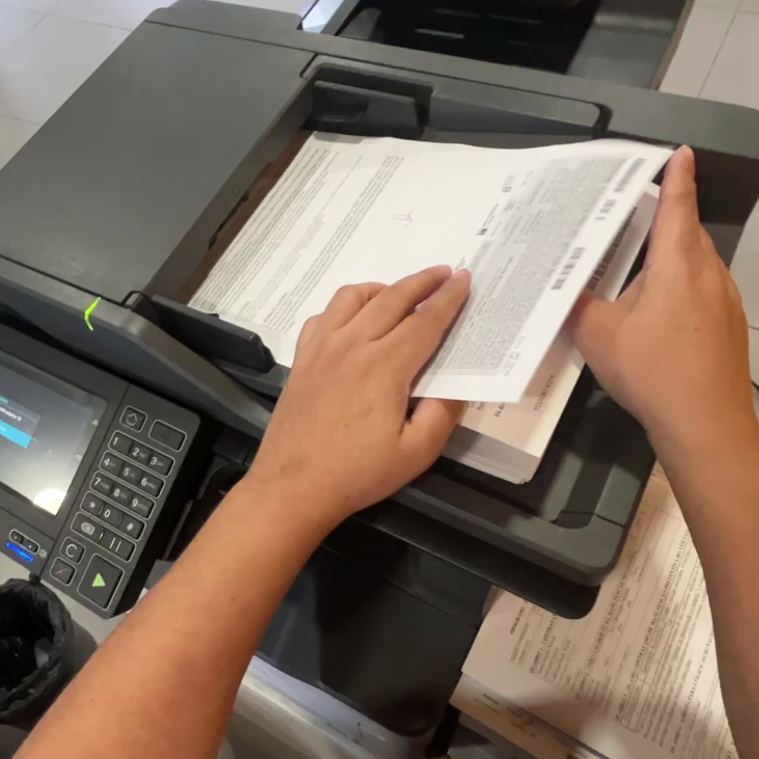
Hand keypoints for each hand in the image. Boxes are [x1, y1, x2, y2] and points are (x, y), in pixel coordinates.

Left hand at [243, 266, 471, 531]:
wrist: (293, 486)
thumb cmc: (357, 474)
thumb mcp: (416, 453)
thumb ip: (443, 413)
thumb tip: (459, 384)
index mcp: (384, 366)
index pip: (425, 321)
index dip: (448, 299)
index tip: (465, 279)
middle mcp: (352, 346)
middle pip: (392, 299)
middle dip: (422, 281)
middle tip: (444, 272)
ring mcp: (321, 349)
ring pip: (352, 298)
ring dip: (382, 287)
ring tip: (400, 291)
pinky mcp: (301, 359)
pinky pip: (322, 316)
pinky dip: (344, 306)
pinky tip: (352, 318)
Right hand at [570, 147, 758, 455]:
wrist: (704, 422)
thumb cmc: (650, 368)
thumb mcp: (596, 335)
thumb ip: (577, 305)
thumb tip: (559, 288)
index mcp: (678, 267)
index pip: (679, 210)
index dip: (678, 180)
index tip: (682, 153)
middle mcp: (710, 276)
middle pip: (690, 237)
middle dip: (668, 223)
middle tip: (636, 217)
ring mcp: (726, 304)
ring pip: (698, 267)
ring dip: (673, 260)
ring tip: (640, 268)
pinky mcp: (729, 329)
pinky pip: (703, 293)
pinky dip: (681, 288)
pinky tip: (658, 314)